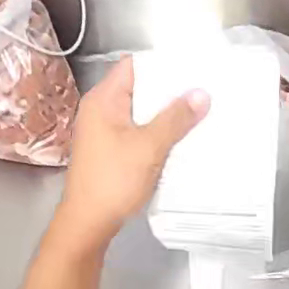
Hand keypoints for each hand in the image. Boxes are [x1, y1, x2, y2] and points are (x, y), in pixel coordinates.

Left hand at [52, 55, 208, 250]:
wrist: (88, 223)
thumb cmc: (113, 182)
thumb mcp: (149, 147)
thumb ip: (175, 119)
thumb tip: (200, 94)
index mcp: (103, 100)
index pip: (134, 65)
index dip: (162, 64)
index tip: (191, 69)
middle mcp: (99, 112)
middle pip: (138, 90)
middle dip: (168, 93)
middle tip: (199, 94)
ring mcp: (101, 134)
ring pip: (138, 116)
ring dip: (163, 118)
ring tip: (193, 117)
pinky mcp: (107, 155)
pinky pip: (135, 136)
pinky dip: (153, 137)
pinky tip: (174, 144)